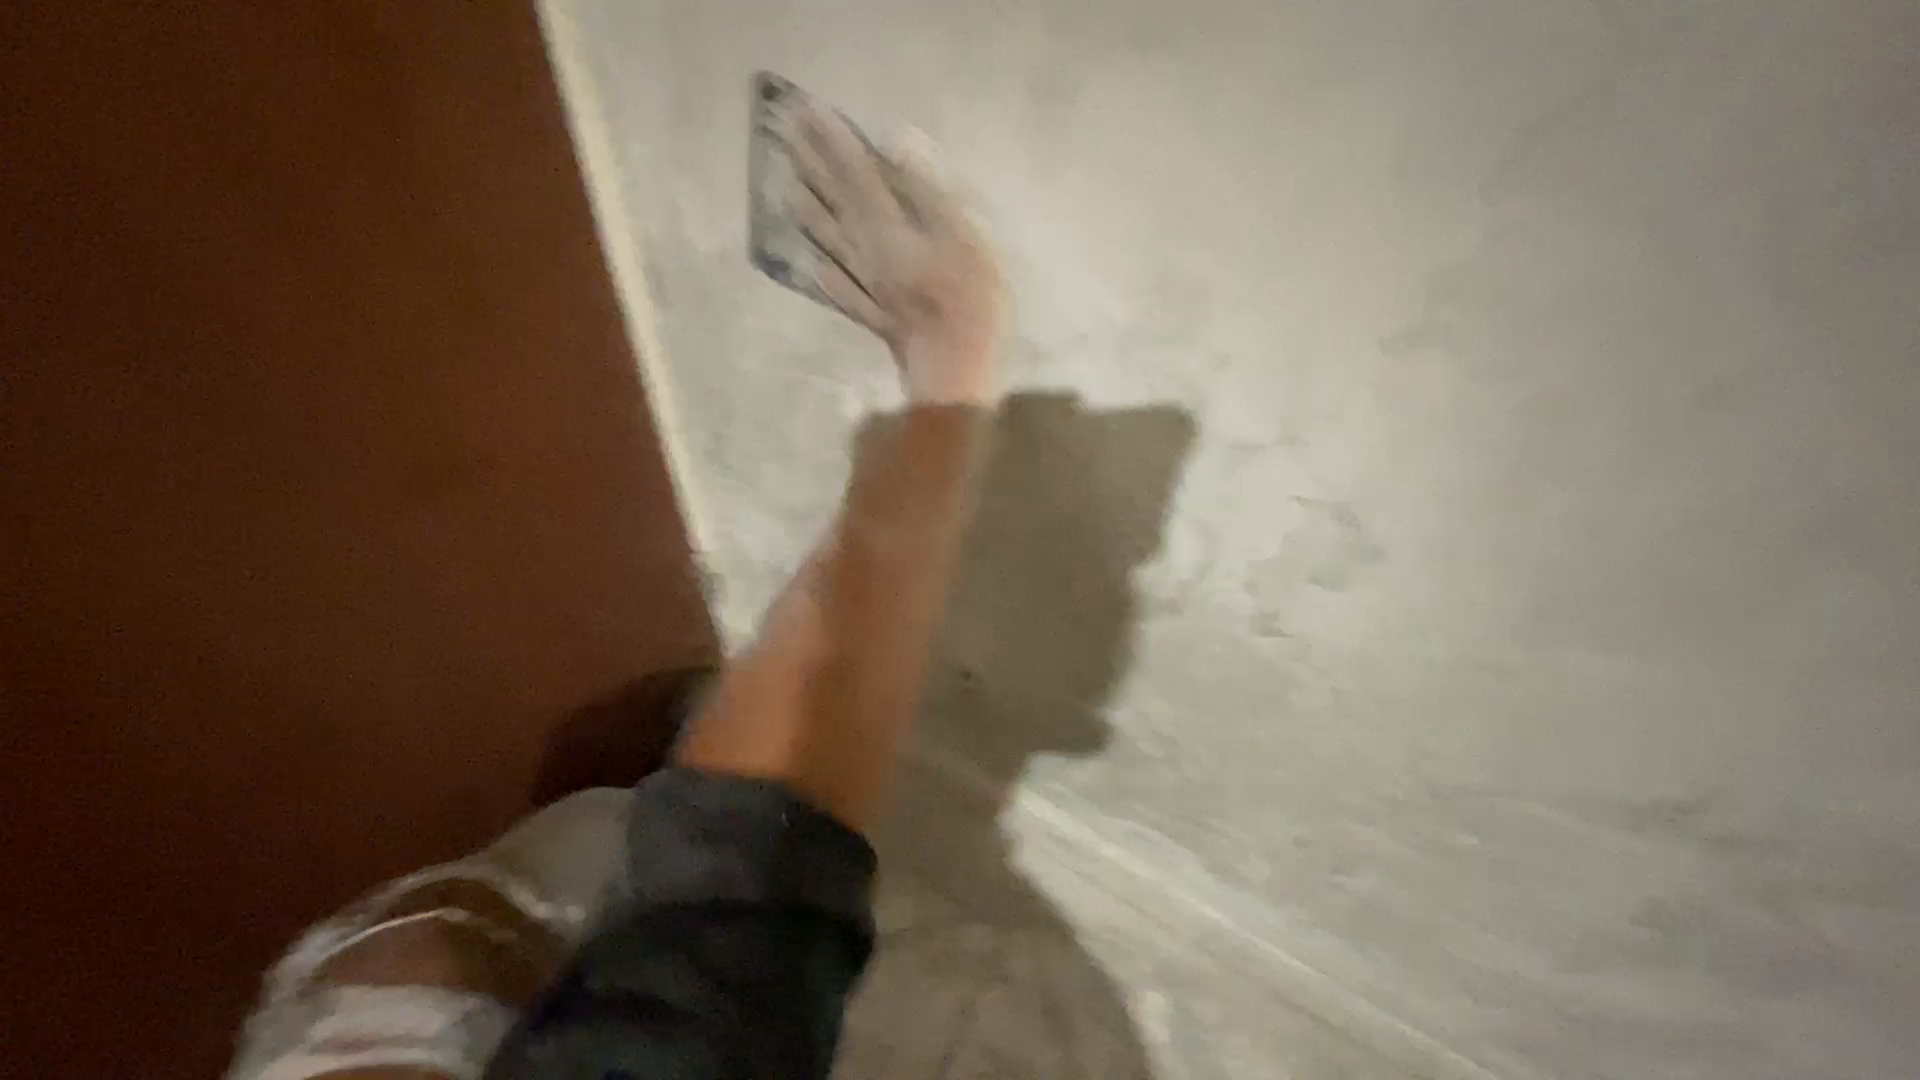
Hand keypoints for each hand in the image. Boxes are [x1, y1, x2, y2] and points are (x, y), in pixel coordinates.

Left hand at [772, 100, 1003, 403]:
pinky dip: (826, 275)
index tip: (803, 107)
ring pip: (830, 242)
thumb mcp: (963, 232)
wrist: (954, 370)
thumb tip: (897, 141)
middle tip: (779, 131)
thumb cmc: (969, 300)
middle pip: (834, 202)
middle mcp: (867, 253)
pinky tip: (812, 267)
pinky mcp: (876, 317)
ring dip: (807, 211)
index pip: (855, 173)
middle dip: (809, 164)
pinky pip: (843, 290)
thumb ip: (927, 188)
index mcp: (886, 227)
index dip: (831, 139)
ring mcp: (868, 287)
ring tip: (783, 185)